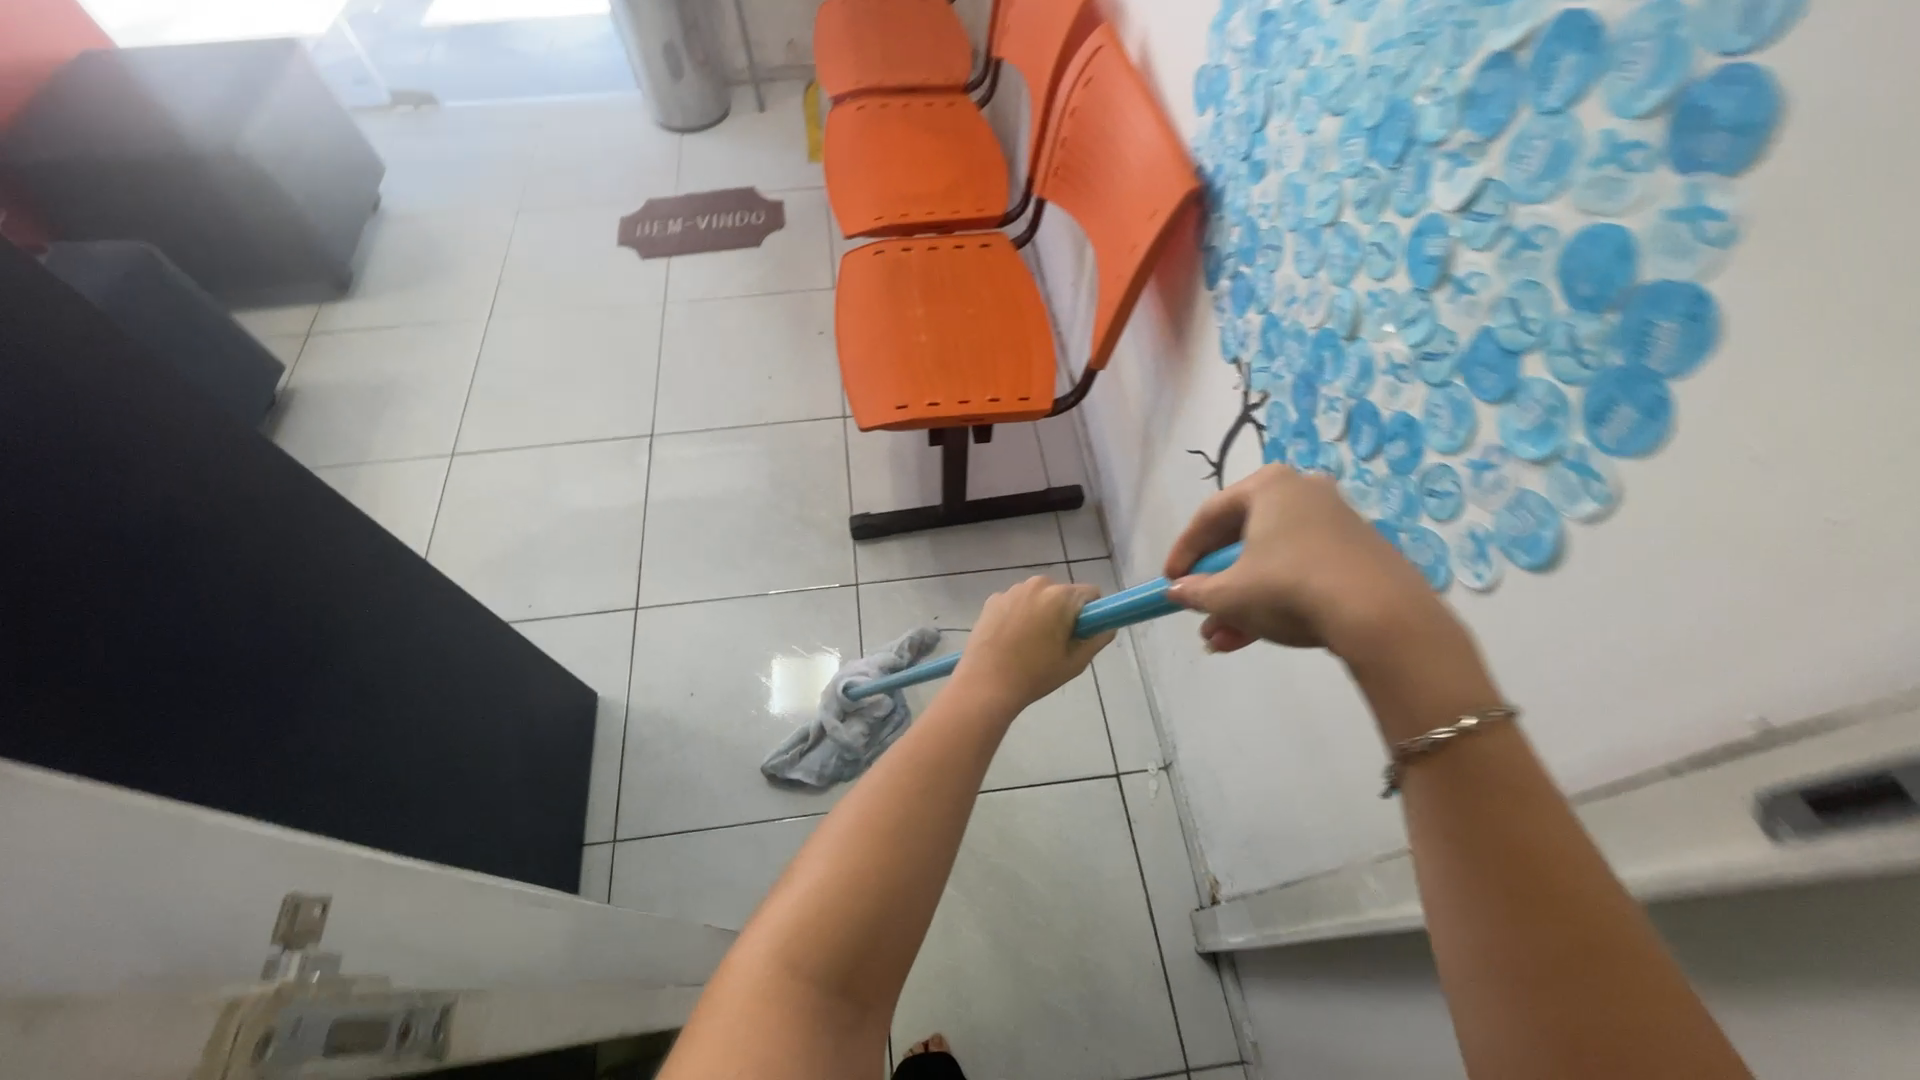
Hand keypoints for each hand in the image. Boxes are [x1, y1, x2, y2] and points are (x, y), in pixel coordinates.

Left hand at [951, 577, 1114, 712]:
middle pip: (1062, 593)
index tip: (1083, 633)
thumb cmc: (1035, 675)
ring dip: (1041, 612)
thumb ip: (1098, 639)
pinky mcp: (992, 600)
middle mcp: (1037, 585)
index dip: (1092, 612)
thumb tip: (1109, 626)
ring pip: (1038, 596)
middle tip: (1056, 643)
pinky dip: (1019, 614)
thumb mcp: (1075, 662)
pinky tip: (1011, 640)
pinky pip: (1017, 602)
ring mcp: (1011, 590)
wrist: (986, 684)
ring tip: (1030, 644)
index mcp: (1060, 597)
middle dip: (1064, 612)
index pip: (1091, 593)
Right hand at [1164, 465, 1459, 666]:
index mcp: (1269, 486)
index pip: (1210, 515)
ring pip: (1271, 562)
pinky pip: (1300, 573)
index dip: (1184, 552)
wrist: (1380, 614)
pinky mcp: (1358, 555)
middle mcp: (1304, 492)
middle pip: (1242, 539)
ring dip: (1241, 601)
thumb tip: (1178, 591)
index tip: (1169, 581)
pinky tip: (1253, 637)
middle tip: (1198, 612)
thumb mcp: (1230, 594)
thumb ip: (1196, 591)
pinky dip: (1274, 601)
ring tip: (1219, 640)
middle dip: (1216, 584)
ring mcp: (1335, 523)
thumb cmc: (1289, 587)